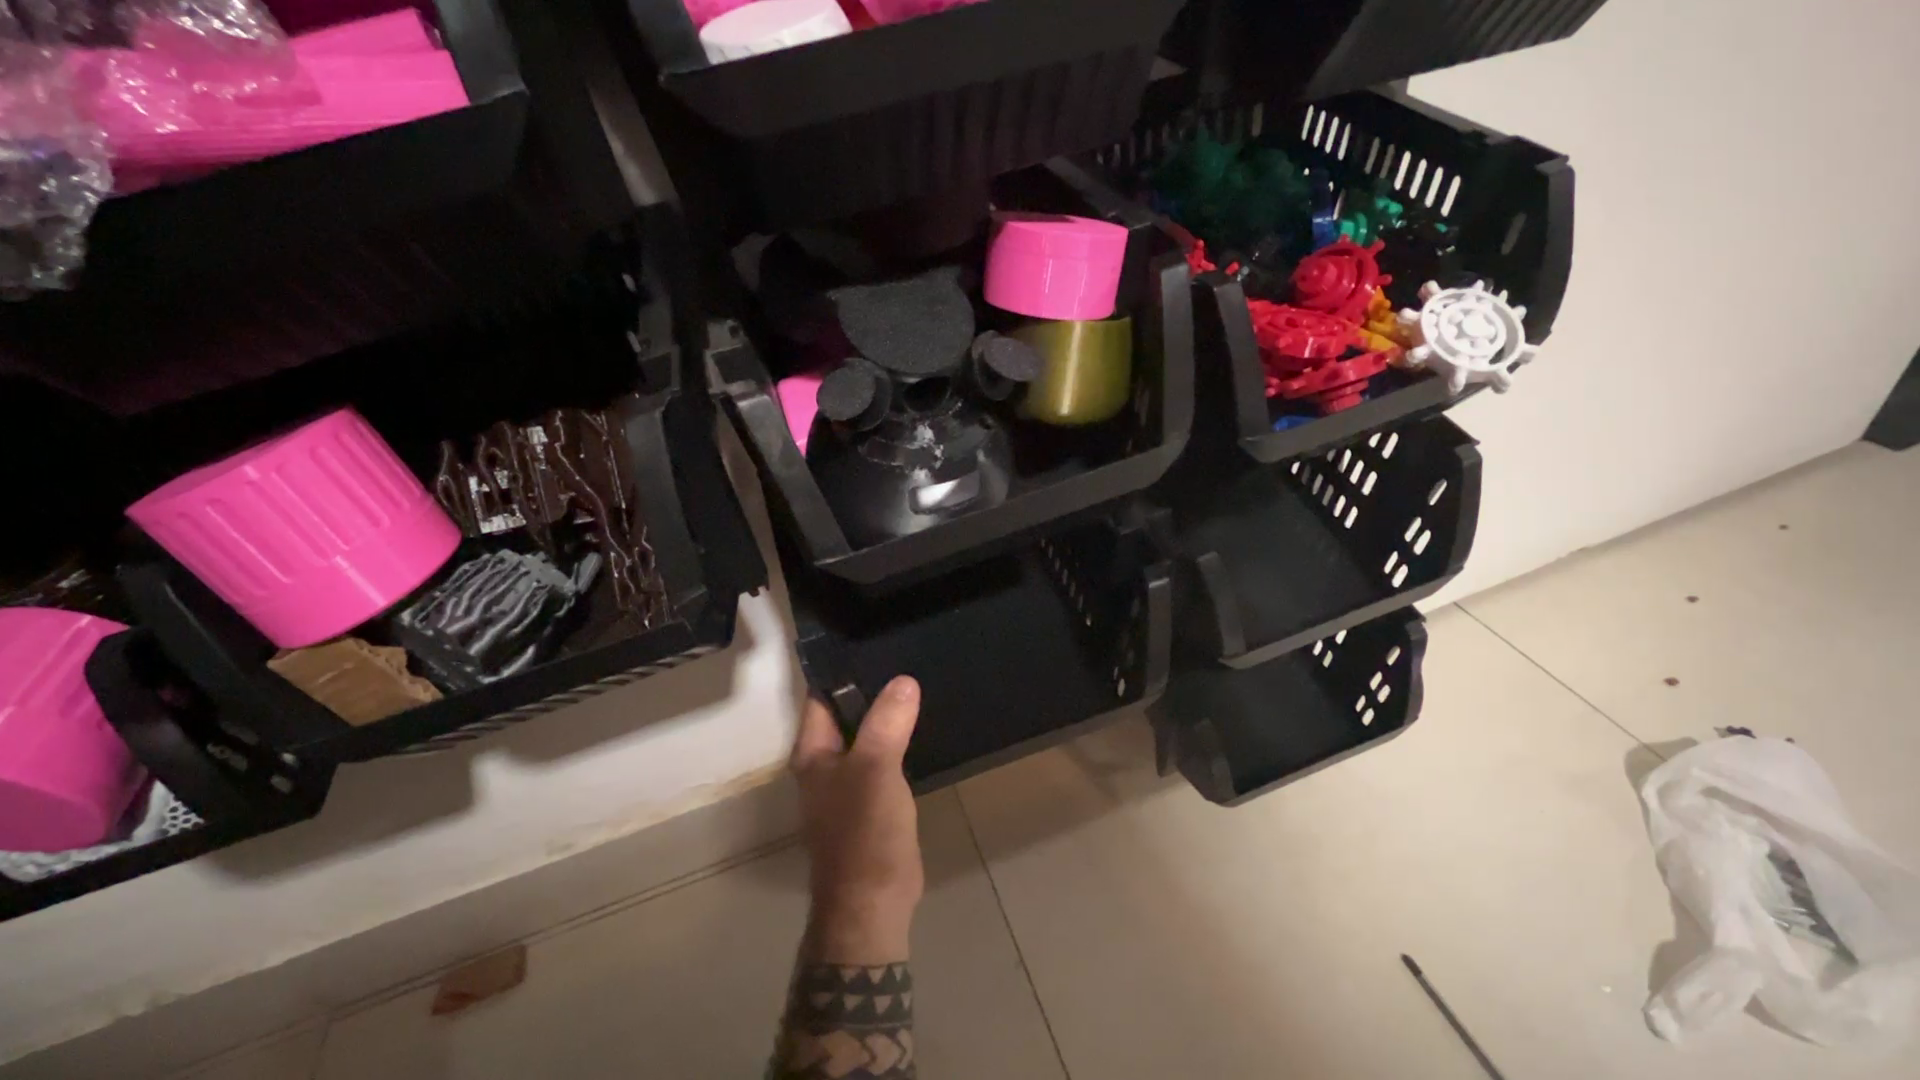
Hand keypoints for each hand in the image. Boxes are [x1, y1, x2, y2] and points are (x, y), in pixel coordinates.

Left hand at [789, 676, 924, 965]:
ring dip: (887, 718)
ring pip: (867, 739)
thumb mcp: (876, 769)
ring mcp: (849, 787)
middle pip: (846, 716)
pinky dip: (899, 744)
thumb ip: (887, 723)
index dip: (840, 670)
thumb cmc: (863, 832)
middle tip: (904, 653)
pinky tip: (921, 728)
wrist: (873, 903)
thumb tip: (903, 680)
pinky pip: (885, 762)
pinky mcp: (873, 805)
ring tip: (917, 682)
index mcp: (812, 754)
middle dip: (870, 690)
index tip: (869, 638)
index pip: (821, 698)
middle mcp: (825, 766)